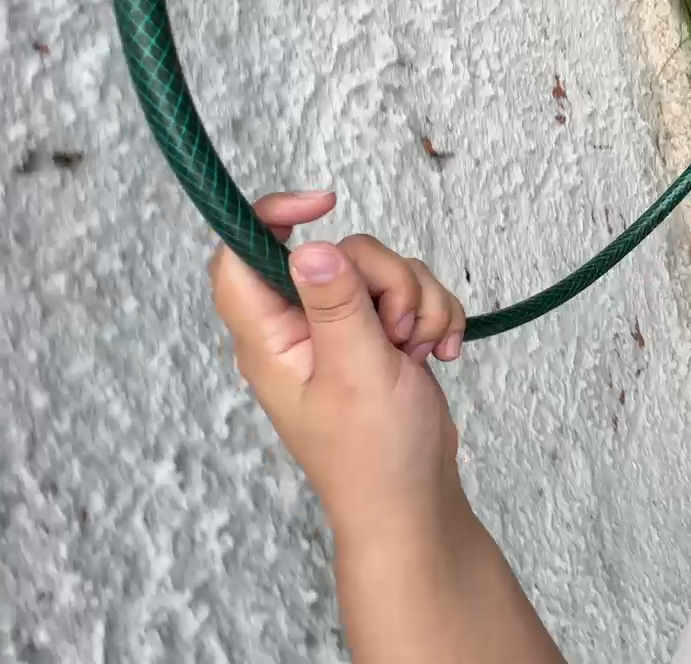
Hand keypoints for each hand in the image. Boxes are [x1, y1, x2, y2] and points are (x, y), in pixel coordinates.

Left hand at [208, 190, 469, 540]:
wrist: (413, 488)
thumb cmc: (373, 447)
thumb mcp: (358, 372)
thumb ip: (336, 307)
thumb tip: (314, 248)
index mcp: (273, 337)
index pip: (246, 257)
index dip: (274, 218)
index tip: (327, 201)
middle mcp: (306, 326)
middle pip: (349, 257)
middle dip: (395, 283)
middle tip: (399, 332)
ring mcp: (351, 330)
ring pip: (394, 274)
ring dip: (424, 306)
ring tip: (421, 352)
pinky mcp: (387, 335)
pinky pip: (421, 297)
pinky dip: (441, 319)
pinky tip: (444, 352)